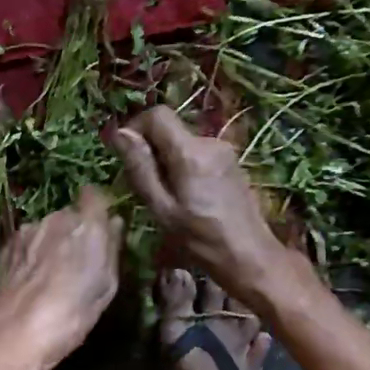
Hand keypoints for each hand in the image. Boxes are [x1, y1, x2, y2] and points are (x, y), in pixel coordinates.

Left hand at [0, 186, 121, 369]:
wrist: (14, 332)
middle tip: (82, 261)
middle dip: (78, 230)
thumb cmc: (73, 313)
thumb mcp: (107, 285)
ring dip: (55, 242)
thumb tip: (115, 223)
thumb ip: (112, 248)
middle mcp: (58, 218)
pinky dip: (36, 252)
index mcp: (89, 224)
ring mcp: (30, 230)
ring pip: (50, 228)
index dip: (100, 207)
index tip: (104, 226)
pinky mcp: (8, 245)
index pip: (96, 195)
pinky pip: (31, 240)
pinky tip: (35, 279)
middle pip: (72, 214)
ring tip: (55, 275)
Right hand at [111, 106, 286, 297]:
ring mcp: (224, 151)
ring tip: (166, 197)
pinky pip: (198, 154)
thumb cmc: (201, 239)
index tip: (126, 154)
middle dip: (151, 149)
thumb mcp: (162, 209)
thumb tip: (120, 133)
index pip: (157, 114)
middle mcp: (210, 142)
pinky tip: (188, 197)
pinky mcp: (231, 162)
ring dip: (167, 161)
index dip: (136, 127)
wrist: (249, 255)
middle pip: (170, 129)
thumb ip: (140, 168)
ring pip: (183, 142)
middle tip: (144, 185)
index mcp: (191, 152)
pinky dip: (185, 167)